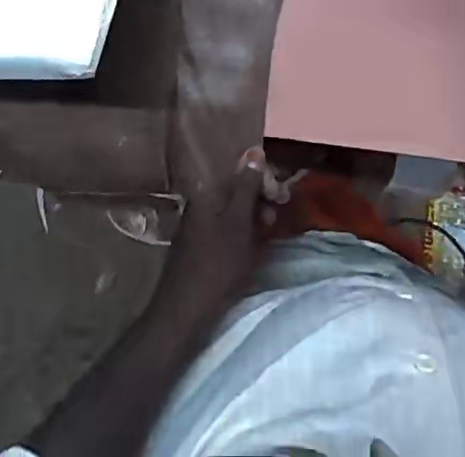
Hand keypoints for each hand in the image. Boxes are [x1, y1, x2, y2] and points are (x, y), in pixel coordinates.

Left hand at [152, 148, 275, 321]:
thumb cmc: (217, 265)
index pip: (240, 170)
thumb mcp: (239, 222)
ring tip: (267, 232)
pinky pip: (225, 228)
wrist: (184, 312)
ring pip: (231, 210)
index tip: (281, 197)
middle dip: (260, 197)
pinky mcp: (198, 246)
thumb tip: (253, 151)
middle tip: (276, 215)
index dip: (263, 180)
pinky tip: (250, 245)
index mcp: (207, 192)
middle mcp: (199, 203)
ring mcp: (197, 225)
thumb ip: (247, 186)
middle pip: (235, 189)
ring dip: (252, 216)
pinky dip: (241, 231)